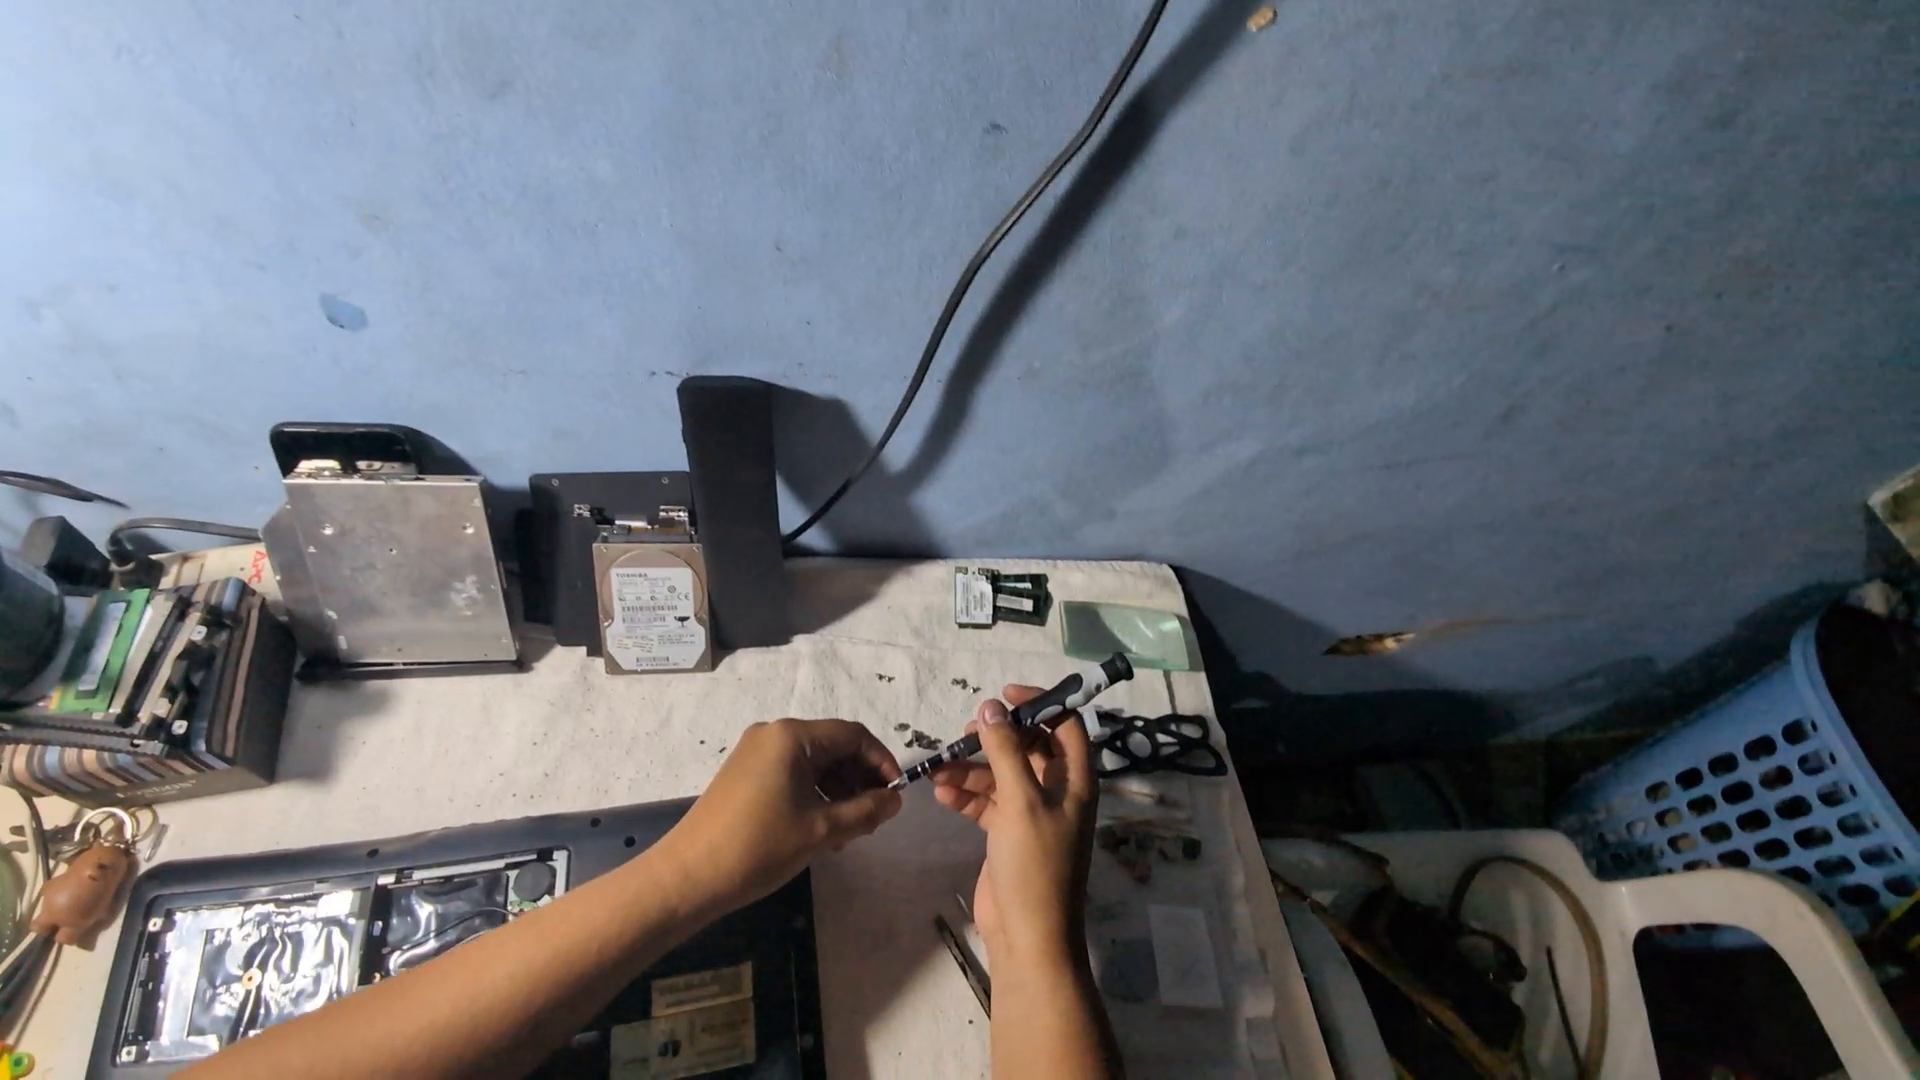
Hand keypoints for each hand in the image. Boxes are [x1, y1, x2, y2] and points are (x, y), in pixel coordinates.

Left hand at [659, 719, 902, 909]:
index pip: (853, 735)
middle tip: (875, 817)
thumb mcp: (821, 831)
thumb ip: (866, 811)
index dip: (881, 761)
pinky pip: (793, 774)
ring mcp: (755, 752)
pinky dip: (814, 794)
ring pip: (814, 763)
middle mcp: (774, 734)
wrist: (686, 878)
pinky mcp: (745, 773)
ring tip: (850, 830)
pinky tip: (822, 828)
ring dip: (839, 790)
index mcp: (792, 736)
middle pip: (833, 746)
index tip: (896, 795)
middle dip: (860, 779)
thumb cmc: (758, 847)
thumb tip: (895, 800)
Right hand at [931, 686, 1097, 961]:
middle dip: (995, 738)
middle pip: (1027, 746)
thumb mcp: (1019, 800)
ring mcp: (1031, 812)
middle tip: (965, 733)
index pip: (1064, 724)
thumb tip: (990, 706)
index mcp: (1075, 779)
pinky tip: (941, 793)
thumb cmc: (1034, 863)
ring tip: (939, 768)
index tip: (1003, 696)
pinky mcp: (1008, 832)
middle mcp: (1057, 790)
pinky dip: (966, 795)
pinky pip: (987, 801)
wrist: (1028, 936)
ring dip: (971, 769)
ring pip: (1001, 774)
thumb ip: (1004, 749)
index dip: (1039, 704)